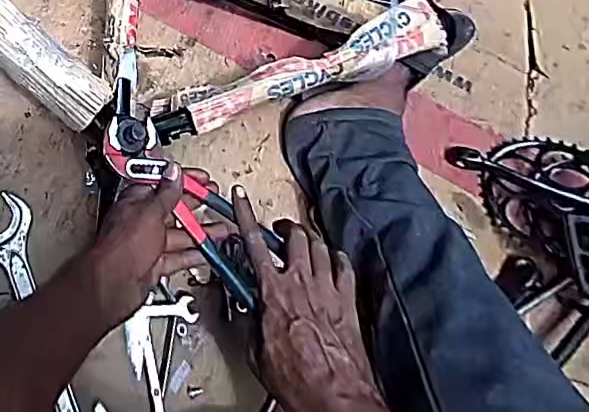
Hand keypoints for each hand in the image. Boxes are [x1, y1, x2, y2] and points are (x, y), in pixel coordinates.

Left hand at [80, 163, 202, 324]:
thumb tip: (174, 172)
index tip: (202, 179)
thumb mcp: (150, 213)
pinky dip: (193, 253)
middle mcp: (142, 218)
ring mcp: (148, 242)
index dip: (184, 179)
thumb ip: (166, 194)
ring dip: (200, 231)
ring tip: (221, 229)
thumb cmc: (122, 246)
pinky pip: (178, 255)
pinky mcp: (154, 263)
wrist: (113, 285)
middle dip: (196, 204)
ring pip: (179, 233)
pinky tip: (207, 251)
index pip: (164, 183)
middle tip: (215, 199)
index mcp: (138, 199)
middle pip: (174, 207)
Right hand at [233, 190, 385, 411]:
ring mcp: (327, 289)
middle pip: (295, 236)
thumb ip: (250, 322)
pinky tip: (334, 260)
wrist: (336, 401)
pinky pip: (344, 267)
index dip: (245, 213)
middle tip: (281, 232)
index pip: (253, 241)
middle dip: (286, 229)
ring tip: (306, 243)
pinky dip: (337, 259)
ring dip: (310, 240)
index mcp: (273, 291)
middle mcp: (300, 282)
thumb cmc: (299, 381)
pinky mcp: (348, 303)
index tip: (240, 197)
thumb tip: (247, 311)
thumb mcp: (257, 352)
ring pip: (320, 245)